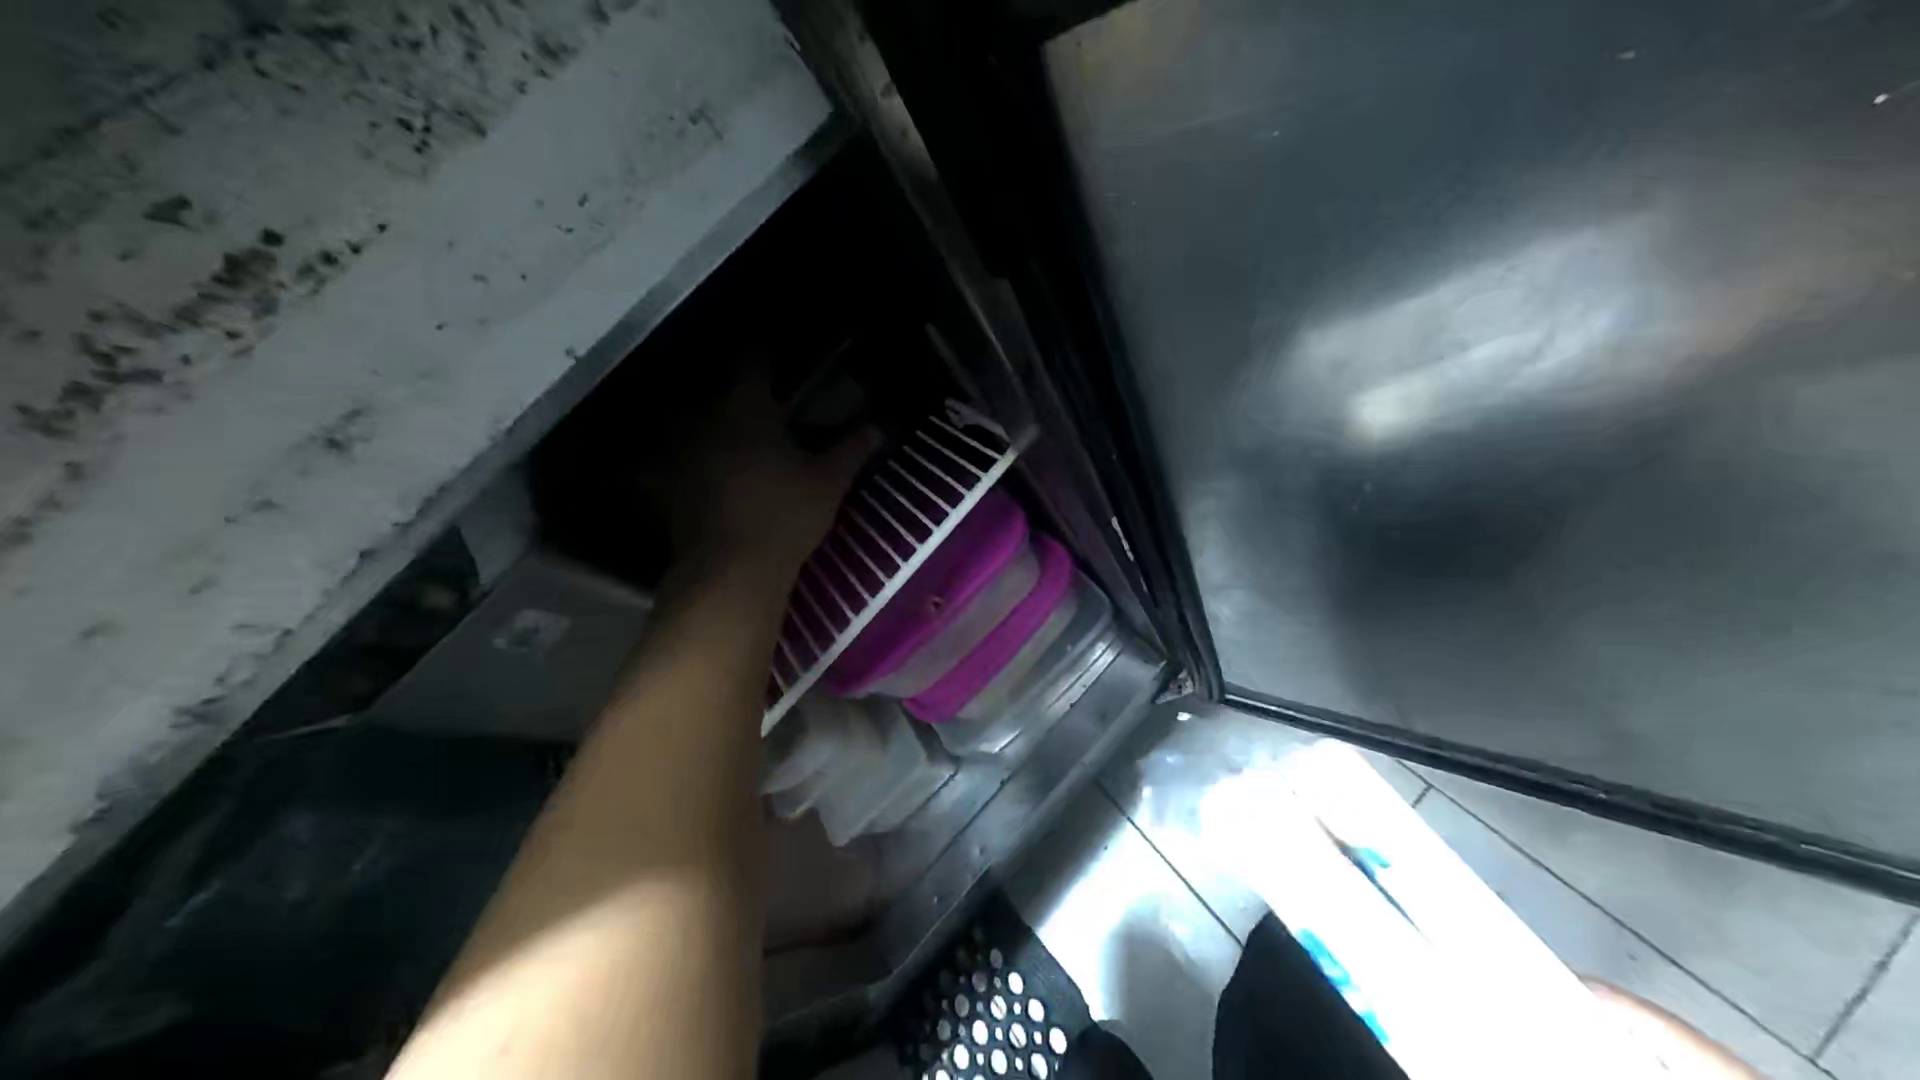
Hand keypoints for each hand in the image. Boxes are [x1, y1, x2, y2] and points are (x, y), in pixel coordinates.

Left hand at [672, 372, 879, 583]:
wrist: (732, 568)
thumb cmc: (786, 515)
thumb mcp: (830, 481)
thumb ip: (852, 448)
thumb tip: (880, 425)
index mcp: (747, 408)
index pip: (753, 365)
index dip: (764, 358)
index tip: (774, 360)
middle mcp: (704, 419)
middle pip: (715, 393)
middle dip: (734, 397)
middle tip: (755, 409)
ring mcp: (677, 452)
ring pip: (683, 425)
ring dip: (700, 427)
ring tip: (717, 438)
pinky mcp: (660, 486)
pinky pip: (659, 465)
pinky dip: (668, 467)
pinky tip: (680, 475)